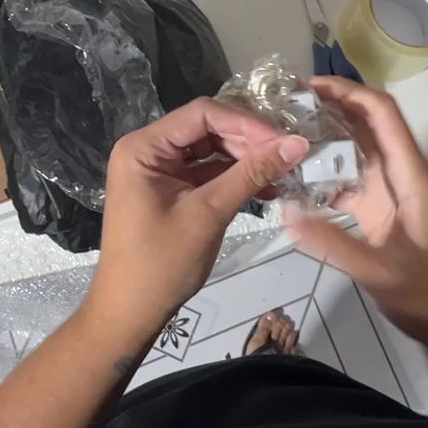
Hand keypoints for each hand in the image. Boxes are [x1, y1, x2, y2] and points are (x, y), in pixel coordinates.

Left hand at [85, 98, 308, 343]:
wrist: (130, 313)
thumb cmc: (161, 264)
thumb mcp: (209, 213)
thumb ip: (251, 173)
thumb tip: (297, 143)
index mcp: (143, 147)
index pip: (201, 114)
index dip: (245, 122)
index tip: (284, 139)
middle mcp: (147, 149)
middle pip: (207, 128)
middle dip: (248, 141)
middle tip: (289, 156)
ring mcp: (158, 169)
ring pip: (210, 149)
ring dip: (245, 159)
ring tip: (282, 172)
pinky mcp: (169, 189)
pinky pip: (206, 171)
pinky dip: (233, 177)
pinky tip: (265, 188)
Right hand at [284, 77, 427, 345]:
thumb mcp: (380, 272)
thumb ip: (333, 243)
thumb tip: (287, 214)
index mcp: (412, 176)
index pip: (383, 115)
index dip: (348, 93)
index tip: (308, 86)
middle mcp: (402, 174)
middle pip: (367, 123)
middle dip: (330, 106)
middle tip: (284, 103)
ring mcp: (390, 191)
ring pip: (356, 148)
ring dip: (324, 135)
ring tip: (282, 130)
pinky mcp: (379, 209)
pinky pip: (349, 178)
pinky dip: (324, 172)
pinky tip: (294, 176)